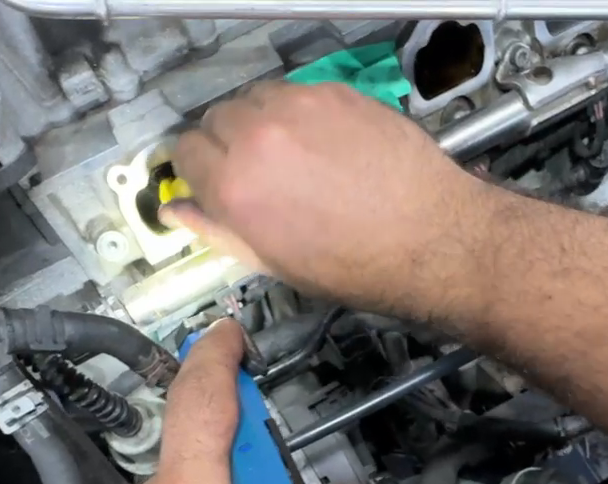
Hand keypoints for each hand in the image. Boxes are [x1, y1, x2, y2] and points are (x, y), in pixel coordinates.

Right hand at [167, 81, 503, 320]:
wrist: (428, 238)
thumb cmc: (357, 266)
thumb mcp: (277, 264)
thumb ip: (219, 231)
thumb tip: (179, 211)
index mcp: (234, 187)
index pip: (183, 153)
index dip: (196, 171)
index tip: (211, 181)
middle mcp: (257, 136)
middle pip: (214, 120)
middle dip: (225, 146)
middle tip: (256, 175)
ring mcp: (296, 107)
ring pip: (252, 100)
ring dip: (258, 125)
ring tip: (290, 159)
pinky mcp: (332, 91)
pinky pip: (293, 93)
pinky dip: (296, 115)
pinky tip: (322, 146)